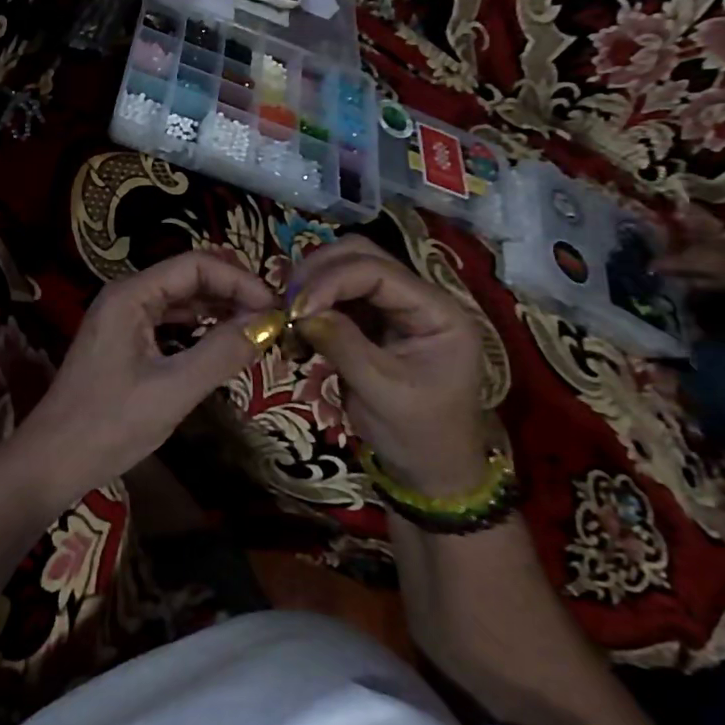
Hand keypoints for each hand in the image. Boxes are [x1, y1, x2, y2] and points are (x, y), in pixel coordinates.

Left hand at [8, 251, 274, 508]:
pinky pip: (168, 325)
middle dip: (232, 294)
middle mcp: (124, 298)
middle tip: (274, 323)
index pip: (195, 265)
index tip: (278, 310)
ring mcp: (121, 321)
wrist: (54, 459)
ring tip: (257, 334)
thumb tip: (269, 323)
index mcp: (130, 295)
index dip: (240, 281)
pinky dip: (198, 331)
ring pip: (179, 302)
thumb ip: (222, 352)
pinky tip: (222, 347)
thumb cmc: (110, 423)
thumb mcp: (173, 388)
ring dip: (218, 312)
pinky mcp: (122, 345)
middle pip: (188, 278)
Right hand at [285, 237, 489, 496]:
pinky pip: (337, 296)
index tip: (296, 311)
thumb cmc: (418, 433)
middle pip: (362, 256)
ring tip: (289, 317)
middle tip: (286, 305)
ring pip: (346, 270)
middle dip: (318, 272)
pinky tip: (297, 328)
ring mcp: (395, 308)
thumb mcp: (381, 390)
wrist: (432, 469)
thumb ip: (344, 345)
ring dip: (312, 286)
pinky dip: (312, 305)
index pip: (378, 272)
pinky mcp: (373, 322)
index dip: (331, 281)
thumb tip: (300, 312)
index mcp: (437, 311)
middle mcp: (418, 299)